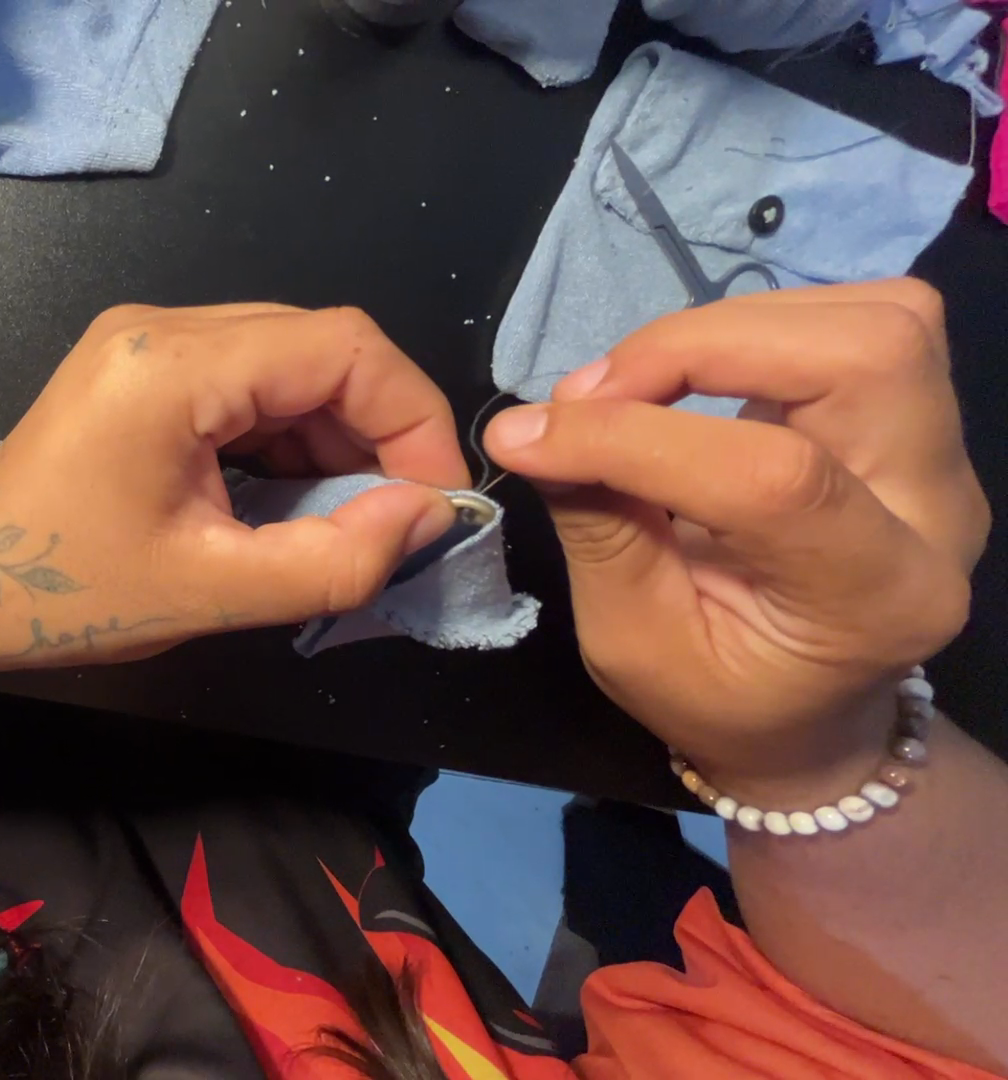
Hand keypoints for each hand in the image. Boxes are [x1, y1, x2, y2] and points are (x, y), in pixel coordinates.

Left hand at [0, 303, 467, 666]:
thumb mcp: (212, 590)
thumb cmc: (68, 592)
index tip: (433, 499)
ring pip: (280, 366)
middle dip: (373, 432)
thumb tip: (424, 516)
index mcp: (171, 366)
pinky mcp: (134, 371)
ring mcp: (141, 344)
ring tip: (342, 517)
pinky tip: (288, 497)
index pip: (342, 347)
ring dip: (328, 438)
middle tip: (392, 518)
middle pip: (314, 348)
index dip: (412, 417)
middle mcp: (157, 329)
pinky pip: (237, 384)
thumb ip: (334, 559)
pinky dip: (280, 438)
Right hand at [483, 281, 989, 798]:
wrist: (800, 712)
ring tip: (622, 388)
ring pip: (870, 319)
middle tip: (586, 397)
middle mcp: (937, 508)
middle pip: (867, 353)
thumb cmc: (707, 692)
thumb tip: (531, 431)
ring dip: (717, 332)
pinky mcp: (905, 423)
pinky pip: (849, 325)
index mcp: (872, 597)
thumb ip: (594, 527)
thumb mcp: (624, 636)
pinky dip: (740, 332)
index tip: (519, 438)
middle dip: (695, 348)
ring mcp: (935, 455)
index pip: (770, 477)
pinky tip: (674, 382)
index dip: (628, 438)